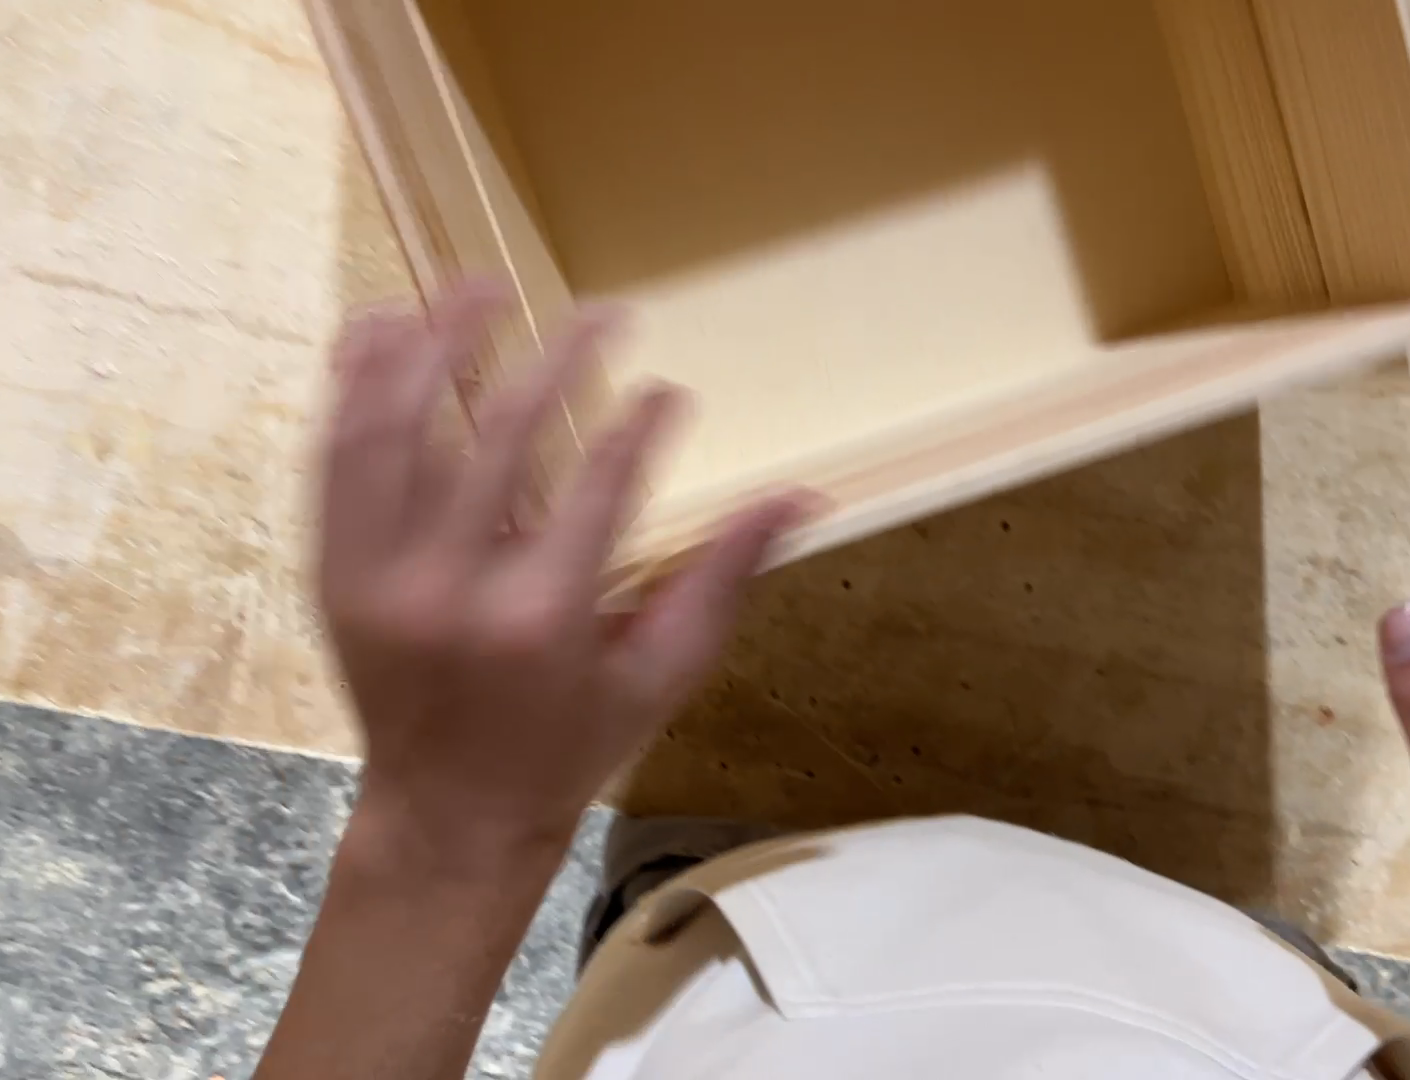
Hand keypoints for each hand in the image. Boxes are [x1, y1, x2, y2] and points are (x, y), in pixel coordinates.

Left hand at [318, 281, 810, 860]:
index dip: (644, 423)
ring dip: (441, 344)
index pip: (604, 481)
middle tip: (607, 312)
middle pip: (504, 434)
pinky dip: (358, 386)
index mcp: (547, 615)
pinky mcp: (331, 572)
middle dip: (562, 358)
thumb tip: (804, 498)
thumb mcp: (670, 668)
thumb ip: (728, 573)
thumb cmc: (580, 742)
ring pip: (396, 427)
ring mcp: (373, 574)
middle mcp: (450, 584)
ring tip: (481, 283)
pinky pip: (336, 460)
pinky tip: (385, 329)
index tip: (673, 390)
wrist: (451, 812)